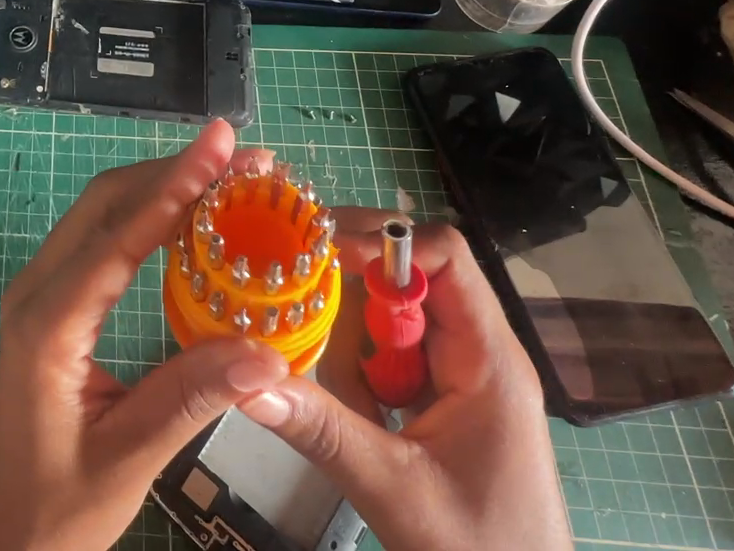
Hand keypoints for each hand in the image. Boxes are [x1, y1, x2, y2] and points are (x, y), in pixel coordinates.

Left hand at [0, 121, 290, 550]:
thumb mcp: (131, 456)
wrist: (10, 530)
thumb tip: (271, 354)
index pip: (118, 236)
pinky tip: (189, 214)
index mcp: (48, 321)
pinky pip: (102, 238)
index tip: (219, 147)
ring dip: (161, 185)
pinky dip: (147, 215)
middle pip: (104, 202)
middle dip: (172, 171)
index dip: (173, 187)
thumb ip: (193, 397)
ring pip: (101, 212)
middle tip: (239, 154)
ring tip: (226, 172)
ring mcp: (41, 290)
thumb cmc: (62, 503)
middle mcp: (37, 289)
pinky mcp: (55, 300)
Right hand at [240, 218, 571, 550]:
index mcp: (487, 358)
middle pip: (405, 278)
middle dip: (349, 291)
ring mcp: (456, 372)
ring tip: (351, 400)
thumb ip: (322, 431)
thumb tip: (246, 381)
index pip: (443, 256)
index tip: (319, 256)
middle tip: (293, 303)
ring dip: (352, 344)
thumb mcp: (394, 492)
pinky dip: (358, 372)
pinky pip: (386, 356)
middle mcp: (474, 350)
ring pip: (387, 317)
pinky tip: (361, 416)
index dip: (381, 242)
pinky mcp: (438, 395)